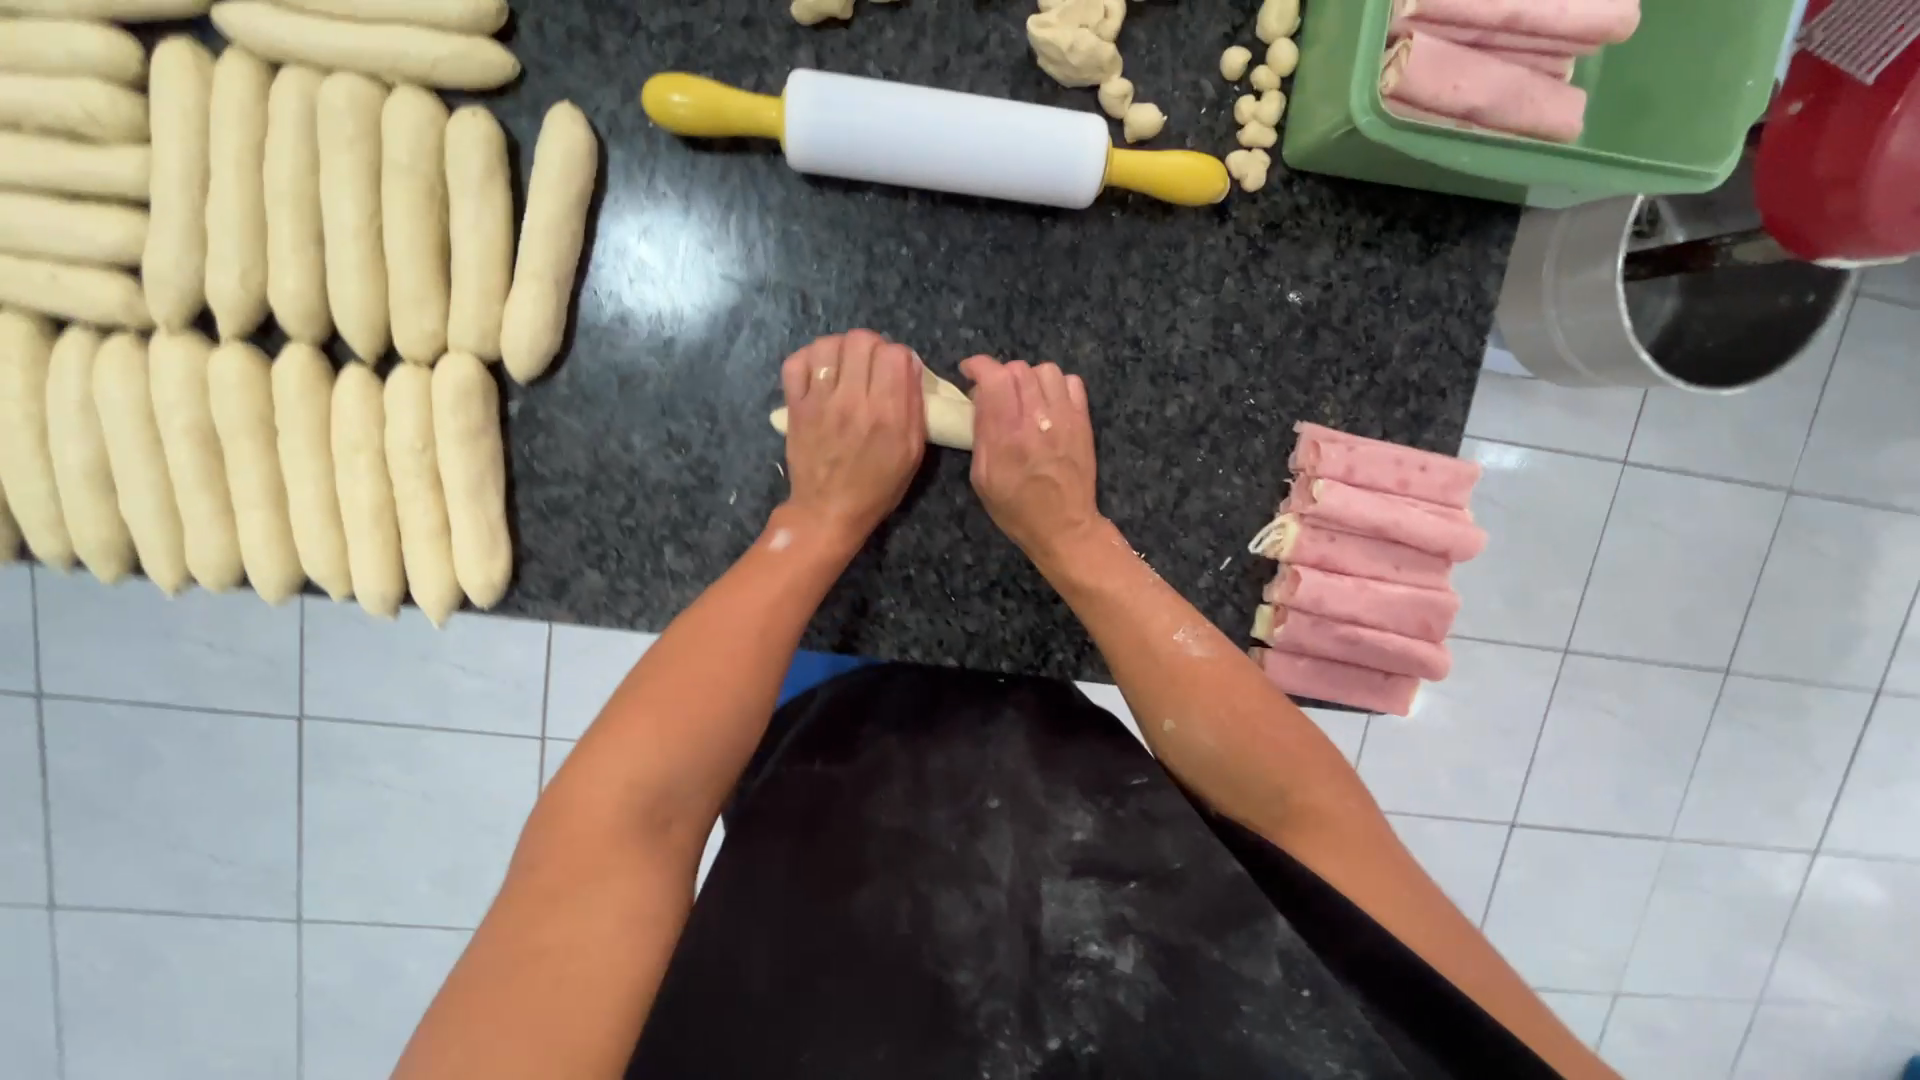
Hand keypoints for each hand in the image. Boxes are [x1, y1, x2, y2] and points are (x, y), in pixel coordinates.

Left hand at [778, 330, 926, 548]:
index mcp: (887, 413)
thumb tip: (910, 365)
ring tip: (846, 367)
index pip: (895, 353)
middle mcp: (853, 400)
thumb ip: (915, 407)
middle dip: (872, 347)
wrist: (828, 511)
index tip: (897, 372)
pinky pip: (796, 362)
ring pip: (828, 344)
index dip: (899, 357)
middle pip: (862, 340)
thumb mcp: (912, 452)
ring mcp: (819, 401)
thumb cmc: (877, 487)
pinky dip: (809, 359)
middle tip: (871, 367)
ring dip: (841, 349)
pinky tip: (820, 371)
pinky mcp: (795, 406)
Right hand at [961, 355, 1102, 559]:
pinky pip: (1072, 382)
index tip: (969, 372)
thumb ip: (981, 434)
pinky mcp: (1083, 421)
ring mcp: (1064, 417)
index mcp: (1006, 435)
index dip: (978, 365)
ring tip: (1024, 397)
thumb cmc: (1015, 508)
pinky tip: (1048, 403)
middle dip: (1001, 374)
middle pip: (1018, 369)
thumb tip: (980, 401)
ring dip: (1029, 378)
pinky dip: (1057, 385)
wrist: (1064, 526)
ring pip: (1046, 370)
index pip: (995, 377)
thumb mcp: (982, 478)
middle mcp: (1036, 418)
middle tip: (995, 393)